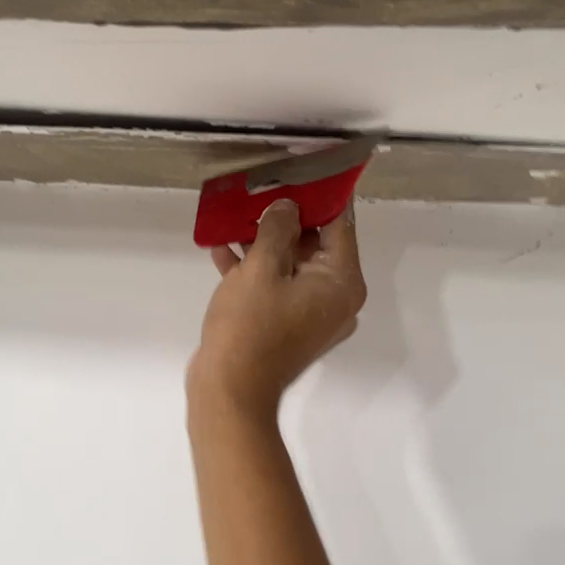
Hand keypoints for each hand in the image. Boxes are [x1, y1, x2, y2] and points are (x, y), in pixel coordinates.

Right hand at [189, 198, 367, 416]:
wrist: (230, 390)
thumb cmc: (250, 327)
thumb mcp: (261, 268)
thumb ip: (277, 228)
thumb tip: (287, 206)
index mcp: (341, 283)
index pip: (340, 224)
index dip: (319, 196)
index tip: (298, 173)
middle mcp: (336, 298)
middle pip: (314, 244)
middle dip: (283, 220)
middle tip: (257, 194)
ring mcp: (311, 315)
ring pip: (291, 265)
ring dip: (262, 244)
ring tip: (232, 220)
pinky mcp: (286, 326)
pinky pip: (276, 287)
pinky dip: (254, 271)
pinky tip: (222, 252)